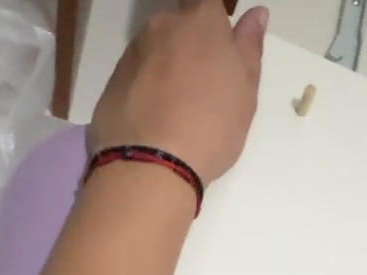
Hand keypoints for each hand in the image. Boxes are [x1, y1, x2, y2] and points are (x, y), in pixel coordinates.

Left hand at [90, 1, 267, 183]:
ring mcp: (132, 54)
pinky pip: (133, 81)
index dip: (215, 30)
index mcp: (200, 21)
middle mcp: (162, 26)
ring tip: (172, 113)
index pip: (209, 6)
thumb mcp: (245, 93)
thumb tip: (255, 14)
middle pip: (177, 29)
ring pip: (153, 54)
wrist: (149, 166)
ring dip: (163, 72)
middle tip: (197, 93)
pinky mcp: (110, 84)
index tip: (219, 59)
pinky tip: (151, 124)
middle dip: (187, 51)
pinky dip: (142, 94)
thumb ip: (249, 48)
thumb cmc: (210, 127)